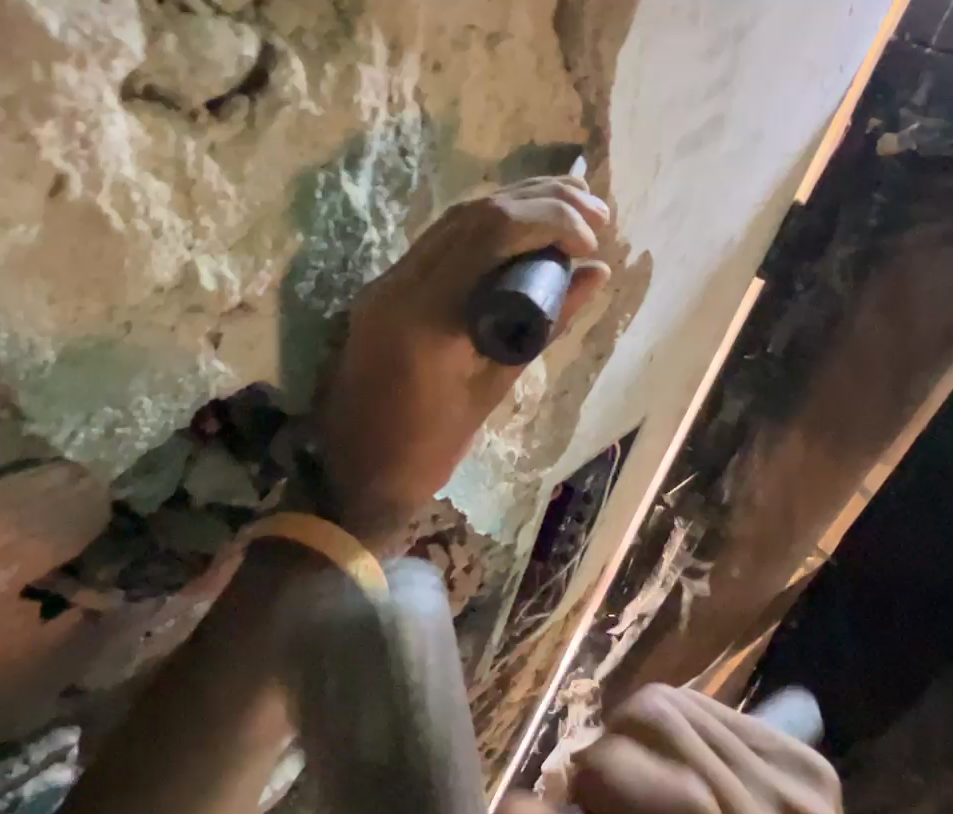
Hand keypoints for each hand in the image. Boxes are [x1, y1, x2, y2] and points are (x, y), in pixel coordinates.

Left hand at [312, 174, 610, 548]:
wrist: (356, 473)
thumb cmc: (427, 451)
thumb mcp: (491, 391)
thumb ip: (543, 327)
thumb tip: (596, 275)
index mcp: (426, 317)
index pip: (493, 231)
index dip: (552, 219)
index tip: (593, 239)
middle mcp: (399, 285)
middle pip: (474, 213)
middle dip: (540, 200)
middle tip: (595, 210)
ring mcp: (385, 285)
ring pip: (454, 221)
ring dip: (514, 205)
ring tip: (571, 208)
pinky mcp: (383, 291)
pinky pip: (439, 244)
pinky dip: (486, 230)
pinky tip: (522, 232)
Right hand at [564, 685, 865, 813]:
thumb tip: (514, 809)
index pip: (678, 812)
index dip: (607, 781)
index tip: (576, 806)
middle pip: (663, 732)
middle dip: (607, 748)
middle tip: (603, 794)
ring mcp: (807, 805)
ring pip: (675, 706)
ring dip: (635, 733)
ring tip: (641, 780)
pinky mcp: (813, 762)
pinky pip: (703, 703)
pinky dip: (670, 726)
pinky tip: (680, 768)